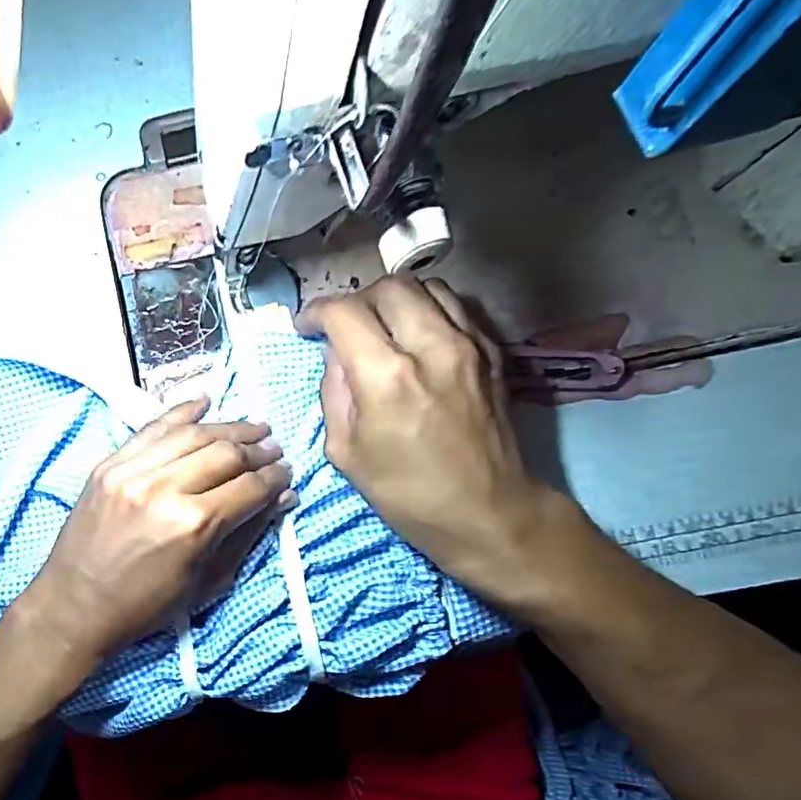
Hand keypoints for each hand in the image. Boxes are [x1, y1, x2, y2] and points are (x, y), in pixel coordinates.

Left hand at [17, 398, 294, 664]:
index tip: (287, 473)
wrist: (76, 606)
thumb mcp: (209, 580)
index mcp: (194, 525)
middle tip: (275, 448)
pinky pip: (151, 429)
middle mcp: (164, 488)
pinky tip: (204, 402)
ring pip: (192, 434)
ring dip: (228, 426)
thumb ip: (247, 533)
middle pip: (225, 453)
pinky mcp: (109, 465)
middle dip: (257, 449)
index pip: (249, 486)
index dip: (275, 478)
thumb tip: (283, 497)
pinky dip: (179, 412)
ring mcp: (132, 472)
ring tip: (253, 427)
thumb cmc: (148, 605)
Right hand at [296, 275, 573, 610]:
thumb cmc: (409, 495)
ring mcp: (469, 345)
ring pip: (426, 287)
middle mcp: (431, 347)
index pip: (344, 313)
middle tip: (347, 327)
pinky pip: (457, 308)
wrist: (486, 512)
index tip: (307, 326)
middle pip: (387, 287)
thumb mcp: (347, 454)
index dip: (316, 312)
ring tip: (384, 326)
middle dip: (357, 300)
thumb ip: (334, 393)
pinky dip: (430, 311)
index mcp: (387, 377)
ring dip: (395, 299)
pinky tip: (420, 337)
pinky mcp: (493, 352)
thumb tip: (336, 355)